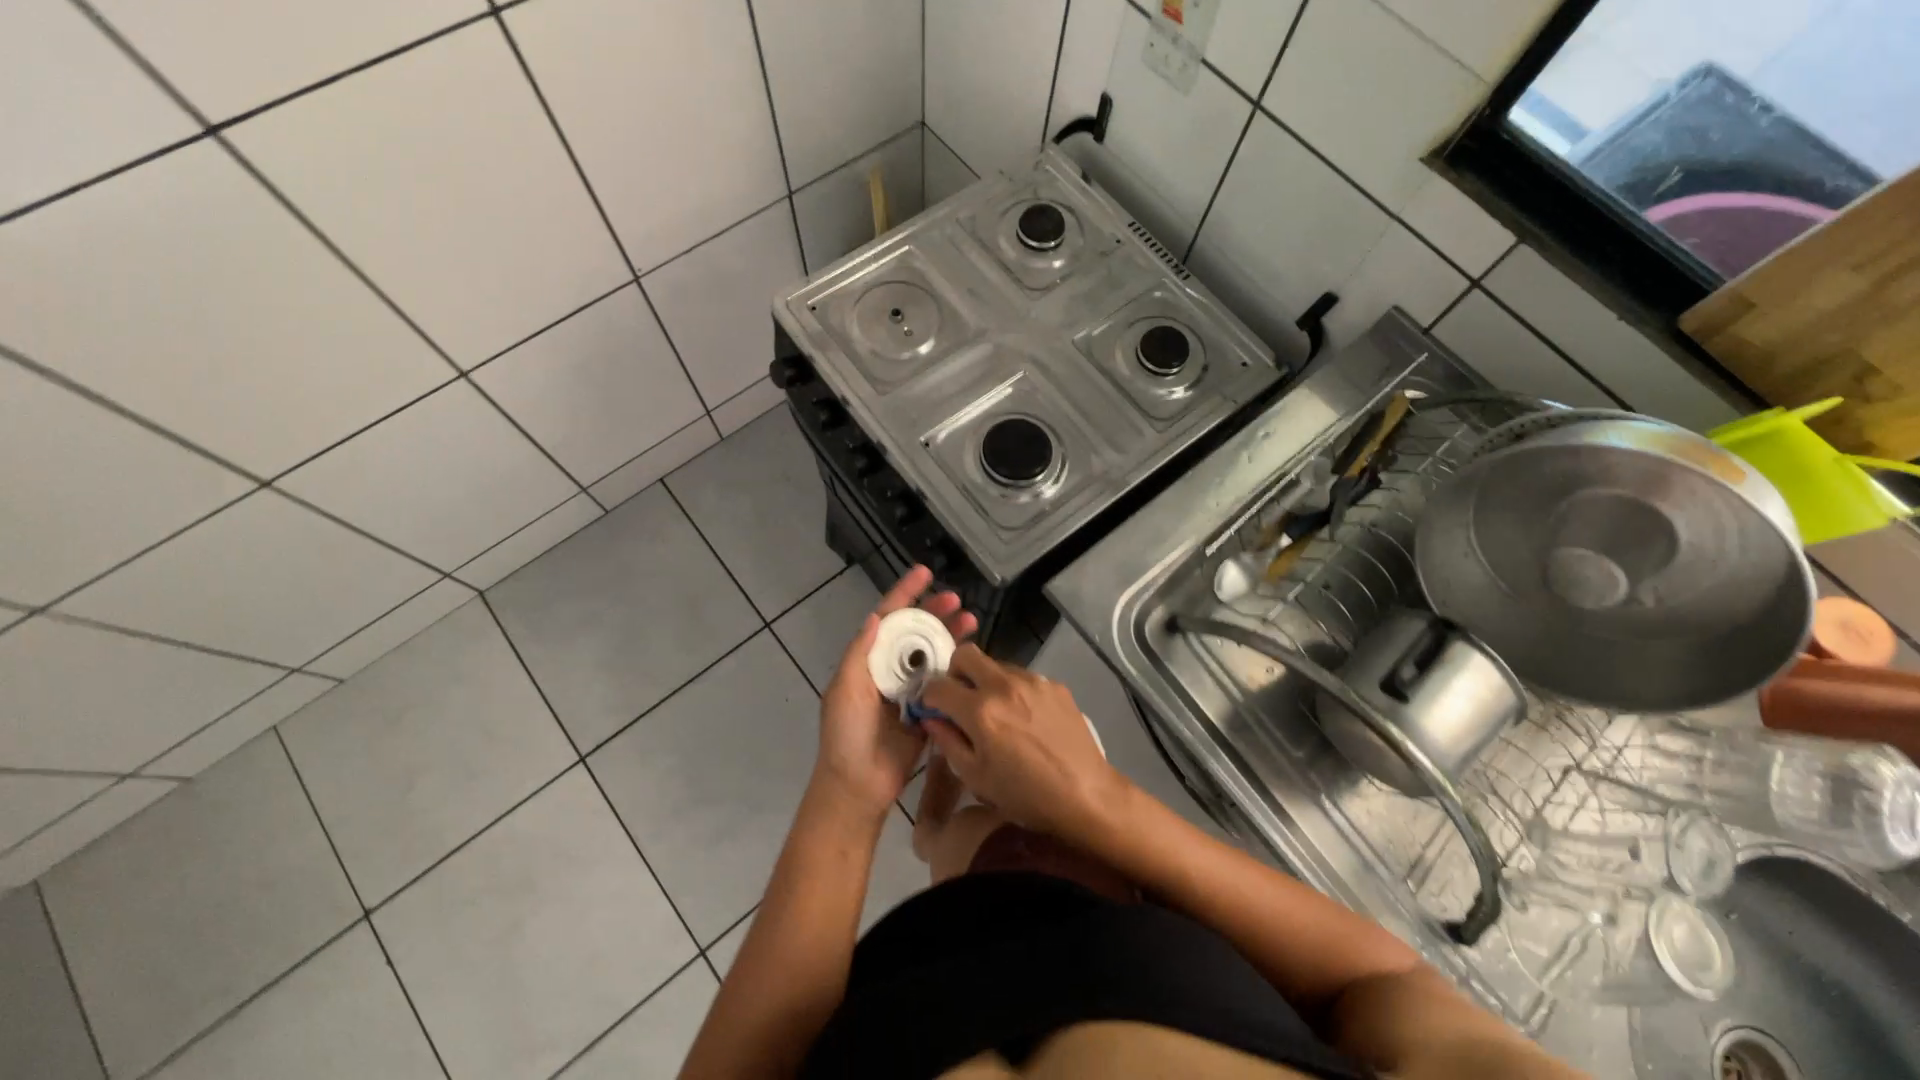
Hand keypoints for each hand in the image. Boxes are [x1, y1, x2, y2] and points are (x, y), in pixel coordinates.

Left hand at [813, 567, 976, 820]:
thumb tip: (877, 615)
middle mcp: (887, 672)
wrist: (858, 786)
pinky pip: (942, 686)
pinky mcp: (926, 713)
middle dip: (934, 613)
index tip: (925, 572)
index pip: (886, 620)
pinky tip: (972, 658)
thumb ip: (859, 653)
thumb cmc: (845, 735)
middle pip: (914, 634)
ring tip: (971, 621)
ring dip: (949, 637)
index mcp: (866, 662)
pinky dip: (956, 669)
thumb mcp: (844, 689)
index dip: (904, 594)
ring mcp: (908, 693)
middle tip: (958, 600)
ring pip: (931, 656)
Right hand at [920, 645, 1132, 844]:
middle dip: (955, 673)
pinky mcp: (1055, 686)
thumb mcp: (975, 776)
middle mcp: (1004, 685)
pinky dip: (1013, 691)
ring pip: (996, 665)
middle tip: (959, 700)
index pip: (938, 686)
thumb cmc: (1025, 795)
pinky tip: (1024, 719)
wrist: (1085, 795)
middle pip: (966, 655)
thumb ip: (948, 741)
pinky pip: (1023, 678)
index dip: (928, 698)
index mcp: (980, 710)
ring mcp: (1033, 682)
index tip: (932, 711)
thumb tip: (932, 719)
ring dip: (986, 682)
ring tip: (997, 714)